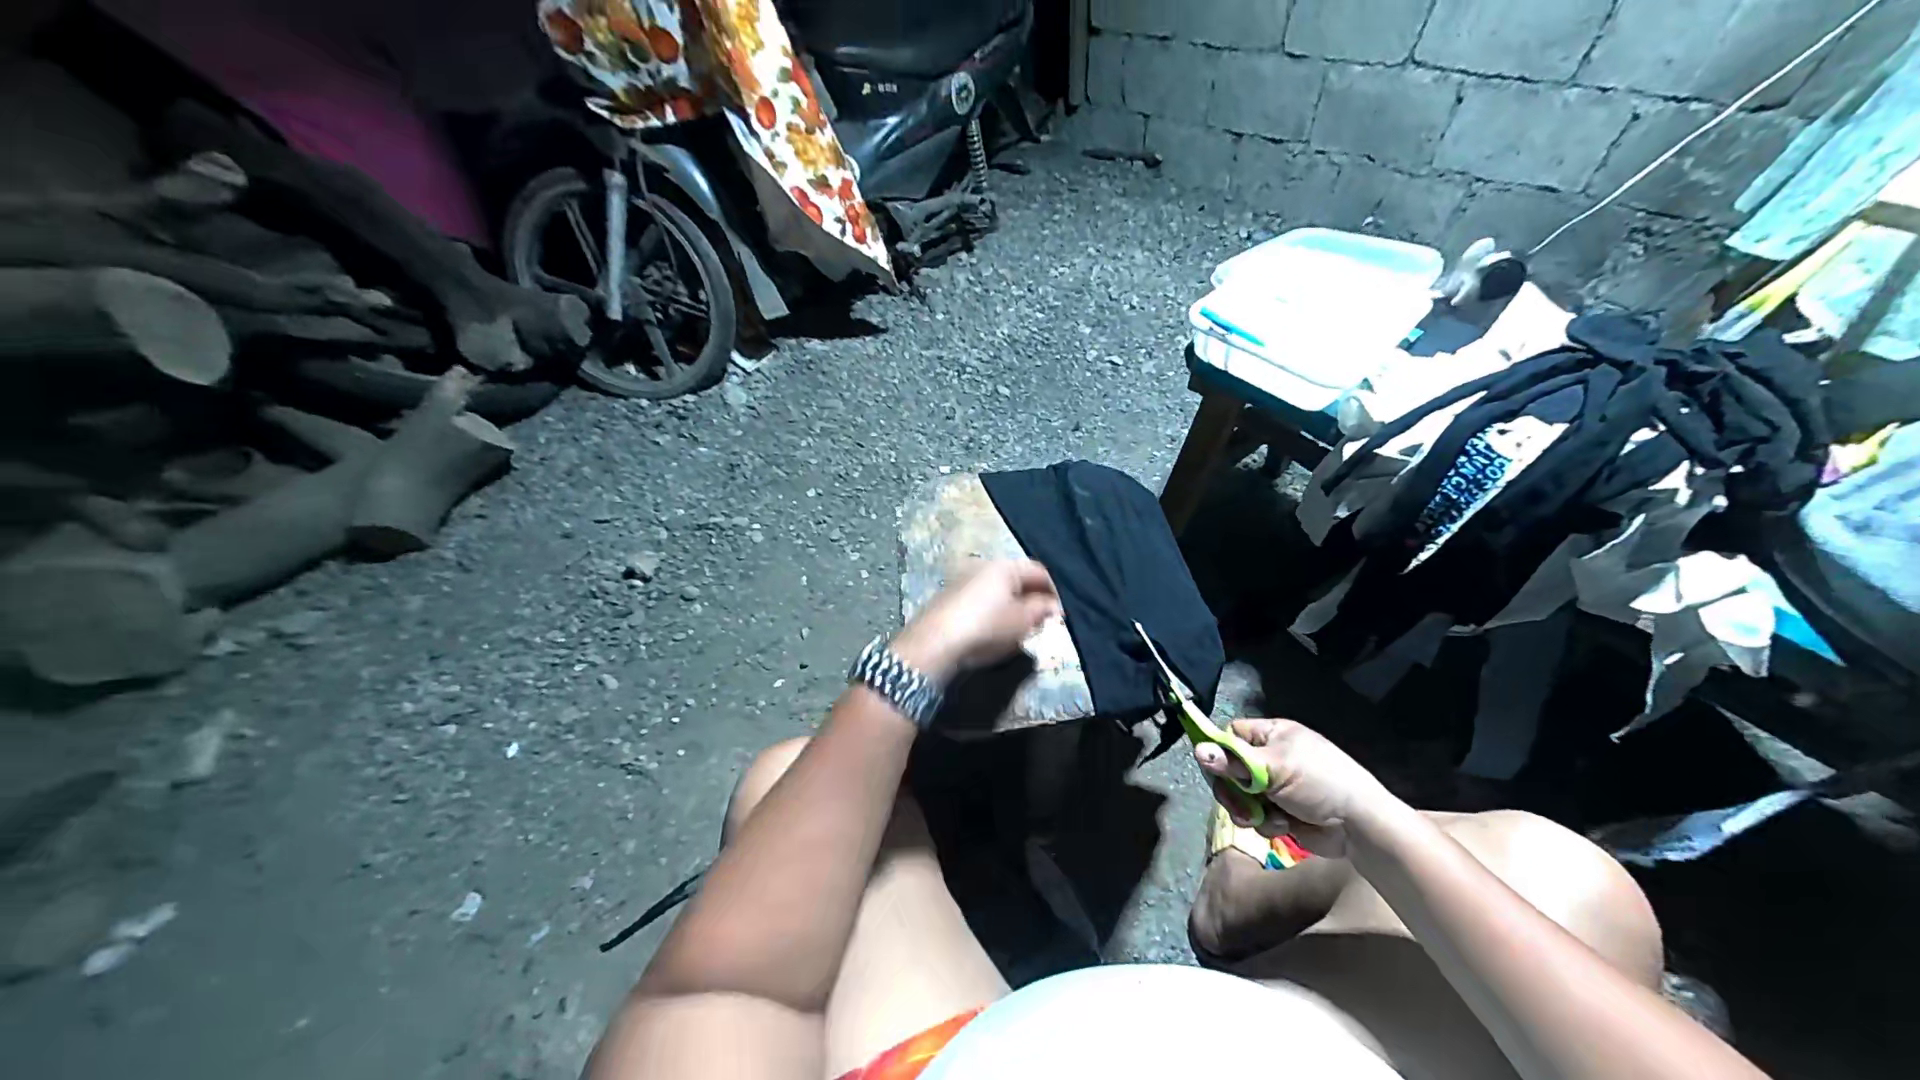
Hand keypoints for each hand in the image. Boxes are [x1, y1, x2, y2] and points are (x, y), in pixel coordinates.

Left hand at [891, 559, 1060, 680]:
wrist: (934, 643)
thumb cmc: (986, 628)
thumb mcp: (1022, 621)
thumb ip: (1042, 610)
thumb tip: (1052, 605)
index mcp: (1004, 565)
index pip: (1039, 571)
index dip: (1054, 591)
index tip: (1060, 614)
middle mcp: (982, 565)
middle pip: (1016, 579)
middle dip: (1032, 598)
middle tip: (1041, 622)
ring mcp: (962, 579)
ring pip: (997, 590)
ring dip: (1012, 606)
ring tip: (1018, 629)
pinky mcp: (948, 597)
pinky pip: (980, 599)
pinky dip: (992, 611)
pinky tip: (992, 631)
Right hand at [1194, 718, 1401, 856]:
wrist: (1360, 827)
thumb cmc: (1321, 783)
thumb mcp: (1275, 768)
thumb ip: (1235, 761)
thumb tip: (1198, 750)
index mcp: (1273, 735)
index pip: (1231, 735)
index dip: (1220, 750)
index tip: (1214, 768)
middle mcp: (1271, 757)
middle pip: (1230, 768)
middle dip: (1232, 788)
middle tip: (1236, 801)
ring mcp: (1275, 786)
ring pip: (1240, 795)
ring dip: (1247, 808)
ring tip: (1260, 817)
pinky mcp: (1280, 811)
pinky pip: (1256, 814)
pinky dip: (1265, 822)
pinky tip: (1281, 826)